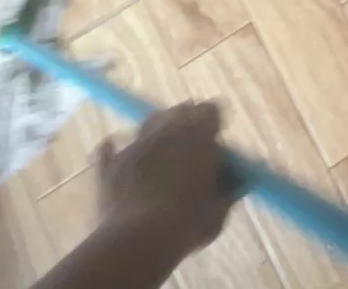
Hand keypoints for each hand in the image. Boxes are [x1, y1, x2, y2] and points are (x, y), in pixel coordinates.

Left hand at [95, 101, 233, 256]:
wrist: (139, 239)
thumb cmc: (189, 219)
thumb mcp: (220, 206)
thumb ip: (229, 187)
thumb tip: (239, 178)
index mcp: (199, 131)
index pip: (212, 109)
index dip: (214, 124)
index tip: (216, 142)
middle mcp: (167, 128)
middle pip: (179, 110)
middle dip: (186, 124)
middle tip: (189, 149)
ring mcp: (135, 144)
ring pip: (147, 123)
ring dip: (155, 132)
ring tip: (158, 152)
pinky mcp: (109, 166)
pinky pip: (108, 149)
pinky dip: (113, 151)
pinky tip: (114, 153)